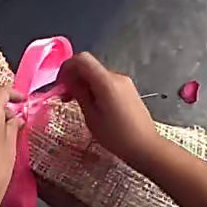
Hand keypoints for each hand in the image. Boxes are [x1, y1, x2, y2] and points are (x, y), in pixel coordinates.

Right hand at [57, 53, 163, 169]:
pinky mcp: (128, 90)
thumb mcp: (92, 117)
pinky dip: (95, 88)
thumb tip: (69, 80)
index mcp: (106, 82)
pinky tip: (93, 106)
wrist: (146, 147)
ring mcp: (125, 82)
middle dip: (74, 78)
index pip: (82, 59)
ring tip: (77, 104)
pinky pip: (107, 82)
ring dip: (84, 84)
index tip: (60, 85)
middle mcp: (116, 76)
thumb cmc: (116, 136)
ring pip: (97, 75)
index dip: (67, 67)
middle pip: (90, 66)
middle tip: (65, 98)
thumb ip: (80, 94)